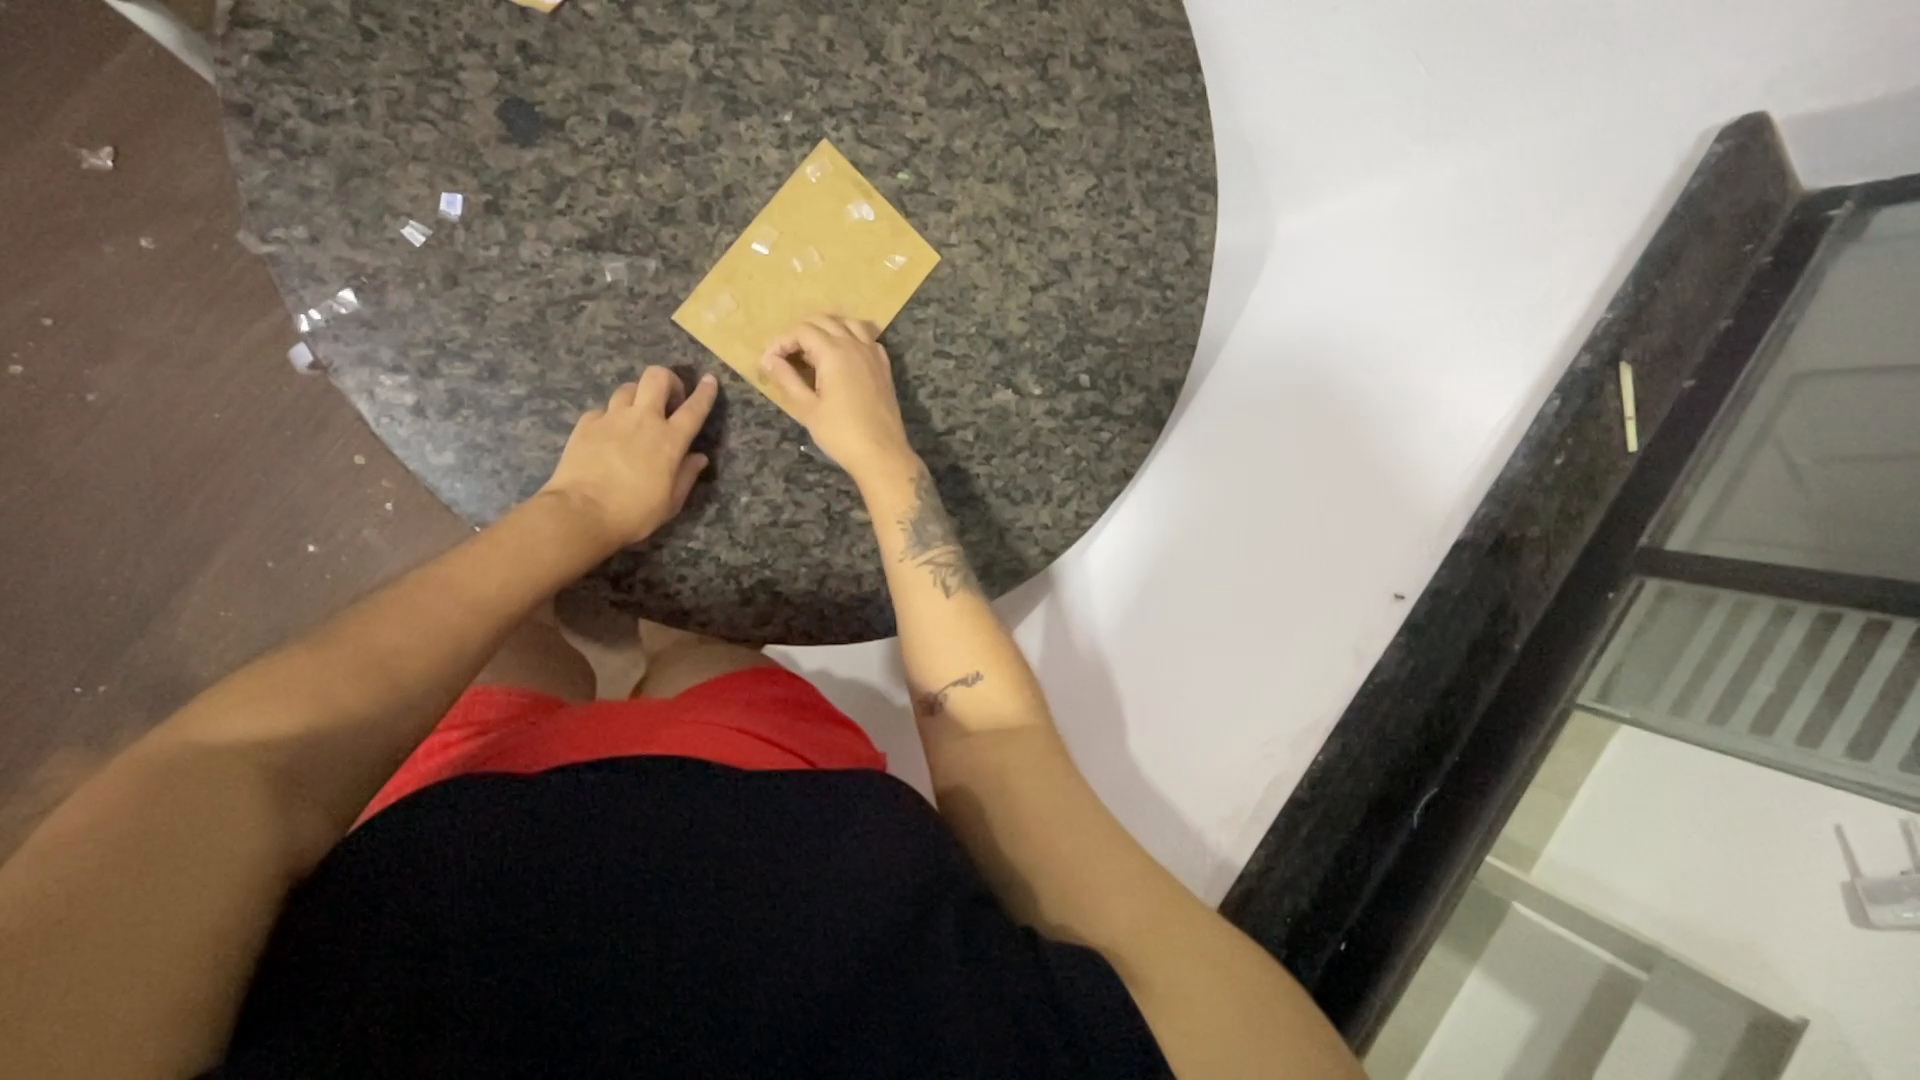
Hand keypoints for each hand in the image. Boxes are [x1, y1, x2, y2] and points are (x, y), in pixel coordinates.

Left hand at [539, 367, 716, 545]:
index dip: (705, 392)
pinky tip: (608, 434)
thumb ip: (686, 475)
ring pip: (628, 388)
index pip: (694, 408)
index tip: (709, 380)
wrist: (580, 512)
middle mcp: (643, 420)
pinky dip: (610, 417)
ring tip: (636, 415)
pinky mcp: (586, 424)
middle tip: (668, 398)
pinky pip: (603, 409)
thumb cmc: (633, 513)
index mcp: (670, 440)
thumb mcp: (670, 502)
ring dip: (638, 397)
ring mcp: (612, 418)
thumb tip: (699, 458)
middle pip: (657, 377)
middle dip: (668, 380)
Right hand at [760, 316, 918, 483]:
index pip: (802, 331)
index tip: (770, 362)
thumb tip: (769, 359)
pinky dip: (850, 337)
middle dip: (801, 333)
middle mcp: (855, 344)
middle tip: (787, 356)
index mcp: (834, 352)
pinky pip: (866, 338)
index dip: (782, 342)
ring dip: (827, 329)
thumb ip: (787, 378)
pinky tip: (842, 357)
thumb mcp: (807, 408)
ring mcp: (873, 353)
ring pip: (848, 323)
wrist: (881, 453)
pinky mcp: (883, 365)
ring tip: (813, 350)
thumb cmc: (840, 434)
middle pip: (824, 321)